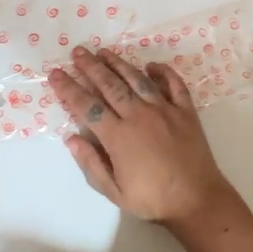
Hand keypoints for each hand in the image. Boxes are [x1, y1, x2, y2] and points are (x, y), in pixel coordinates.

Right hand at [48, 48, 238, 226]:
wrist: (196, 200)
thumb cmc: (152, 199)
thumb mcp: (114, 192)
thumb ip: (91, 164)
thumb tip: (71, 138)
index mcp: (119, 136)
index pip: (88, 106)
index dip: (70, 89)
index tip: (56, 73)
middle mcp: (139, 115)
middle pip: (110, 85)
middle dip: (91, 67)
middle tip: (78, 52)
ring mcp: (164, 109)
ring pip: (137, 79)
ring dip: (119, 63)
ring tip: (104, 51)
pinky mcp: (185, 110)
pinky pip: (173, 83)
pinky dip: (162, 71)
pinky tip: (151, 65)